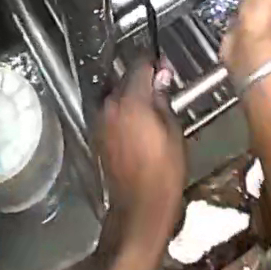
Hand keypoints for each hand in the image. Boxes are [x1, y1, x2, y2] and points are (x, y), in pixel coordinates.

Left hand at [99, 57, 186, 253]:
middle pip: (125, 78)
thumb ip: (163, 100)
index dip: (153, 61)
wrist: (139, 207)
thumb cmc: (164, 173)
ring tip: (150, 108)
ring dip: (131, 95)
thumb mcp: (173, 133)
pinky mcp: (96, 131)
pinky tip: (137, 124)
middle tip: (161, 87)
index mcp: (131, 100)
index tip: (163, 64)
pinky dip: (122, 111)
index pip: (139, 65)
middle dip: (142, 79)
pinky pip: (110, 111)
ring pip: (116, 94)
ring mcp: (100, 116)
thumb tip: (161, 76)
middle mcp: (110, 103)